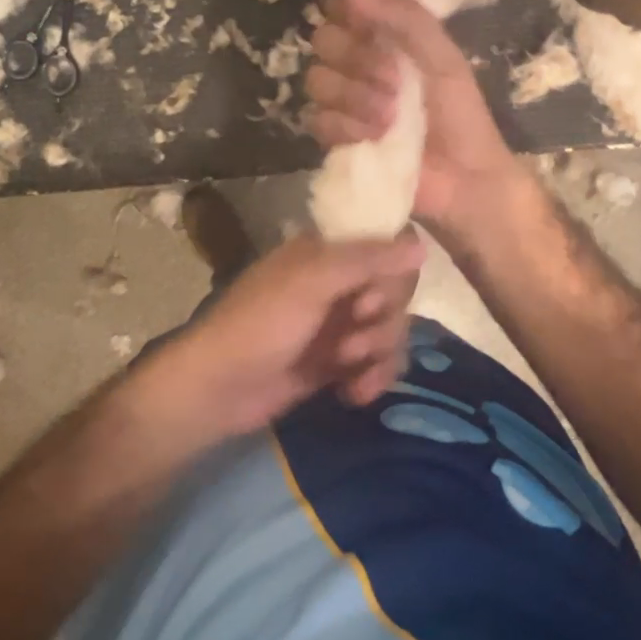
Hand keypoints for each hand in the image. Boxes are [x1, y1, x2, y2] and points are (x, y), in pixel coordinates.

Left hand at [144, 232, 425, 437]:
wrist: (218, 390)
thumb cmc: (260, 325)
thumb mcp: (312, 283)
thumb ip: (367, 260)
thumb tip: (422, 245)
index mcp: (327, 252)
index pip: (388, 248)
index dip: (392, 275)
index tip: (372, 298)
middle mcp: (338, 283)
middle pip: (396, 294)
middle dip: (385, 321)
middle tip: (355, 338)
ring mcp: (338, 325)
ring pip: (390, 331)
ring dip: (380, 354)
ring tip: (350, 370)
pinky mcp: (338, 364)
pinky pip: (377, 364)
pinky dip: (373, 378)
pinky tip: (354, 394)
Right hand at [305, 0, 520, 237]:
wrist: (465, 179)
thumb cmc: (461, 117)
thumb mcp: (444, 58)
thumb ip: (407, 19)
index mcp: (388, 42)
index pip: (344, 11)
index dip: (345, 11)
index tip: (358, 19)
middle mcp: (361, 69)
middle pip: (324, 42)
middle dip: (357, 58)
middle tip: (393, 78)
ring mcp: (347, 106)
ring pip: (319, 81)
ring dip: (357, 96)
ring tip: (391, 116)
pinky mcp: (339, 142)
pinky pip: (321, 120)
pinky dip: (349, 127)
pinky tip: (377, 137)